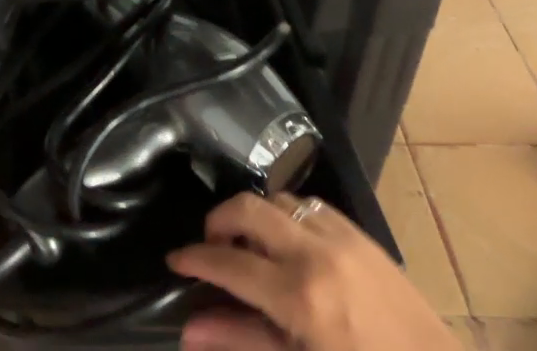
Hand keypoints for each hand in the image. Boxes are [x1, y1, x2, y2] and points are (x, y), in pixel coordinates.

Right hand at [167, 192, 460, 350]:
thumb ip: (242, 340)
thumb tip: (189, 329)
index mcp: (299, 296)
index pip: (228, 262)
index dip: (195, 259)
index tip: (176, 260)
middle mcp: (315, 253)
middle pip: (247, 208)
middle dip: (218, 222)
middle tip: (210, 248)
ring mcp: (341, 237)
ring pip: (277, 200)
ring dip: (254, 216)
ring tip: (249, 248)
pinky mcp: (360, 233)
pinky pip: (309, 206)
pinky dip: (286, 216)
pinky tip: (287, 245)